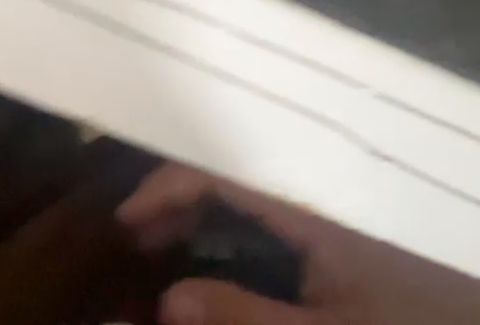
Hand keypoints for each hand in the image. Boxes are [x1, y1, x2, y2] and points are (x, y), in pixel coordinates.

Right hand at [117, 164, 479, 324]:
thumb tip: (169, 296)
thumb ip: (245, 317)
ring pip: (253, 183)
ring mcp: (339, 202)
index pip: (222, 170)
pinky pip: (278, 204)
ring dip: (207, 206)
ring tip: (168, 241)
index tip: (126, 220)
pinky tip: (224, 248)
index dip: (167, 186)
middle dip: (179, 196)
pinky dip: (239, 220)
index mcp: (313, 203)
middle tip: (137, 239)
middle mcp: (321, 188)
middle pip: (232, 168)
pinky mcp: (353, 222)